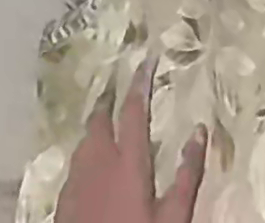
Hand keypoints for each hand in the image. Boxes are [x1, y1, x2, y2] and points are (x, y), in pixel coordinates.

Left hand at [56, 62, 206, 222]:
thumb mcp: (173, 218)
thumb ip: (188, 173)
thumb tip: (201, 130)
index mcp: (128, 161)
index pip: (133, 108)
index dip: (141, 80)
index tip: (148, 58)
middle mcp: (97, 163)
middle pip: (100, 118)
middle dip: (111, 98)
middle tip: (122, 85)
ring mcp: (75, 183)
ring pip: (84, 140)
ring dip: (98, 124)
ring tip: (110, 119)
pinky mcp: (62, 203)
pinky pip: (75, 164)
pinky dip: (87, 151)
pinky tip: (94, 163)